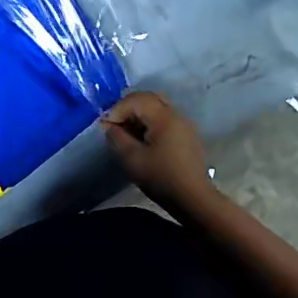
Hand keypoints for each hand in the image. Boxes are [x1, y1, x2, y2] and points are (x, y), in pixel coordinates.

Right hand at [102, 92, 214, 208]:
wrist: (193, 198)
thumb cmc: (160, 177)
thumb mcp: (131, 158)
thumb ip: (116, 138)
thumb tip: (110, 126)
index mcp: (164, 117)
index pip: (136, 100)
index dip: (117, 110)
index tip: (105, 127)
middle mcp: (177, 115)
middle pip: (149, 99)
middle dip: (128, 108)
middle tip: (115, 124)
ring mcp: (185, 125)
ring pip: (158, 108)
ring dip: (139, 116)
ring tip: (127, 134)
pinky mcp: (187, 136)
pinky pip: (166, 120)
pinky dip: (150, 124)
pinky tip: (143, 141)